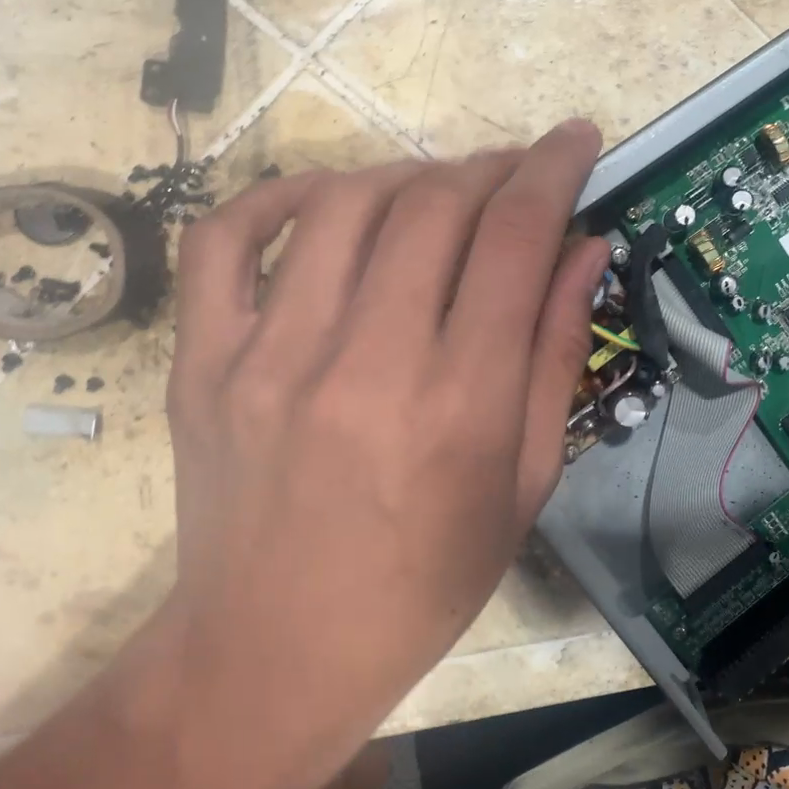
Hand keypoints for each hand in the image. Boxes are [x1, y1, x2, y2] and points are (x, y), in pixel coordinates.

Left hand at [159, 122, 608, 788]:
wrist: (276, 649)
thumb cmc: (428, 577)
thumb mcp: (526, 480)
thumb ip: (554, 353)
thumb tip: (585, 249)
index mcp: (459, 402)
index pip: (515, 240)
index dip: (555, 170)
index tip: (577, 139)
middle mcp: (366, 363)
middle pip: (436, 206)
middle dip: (494, 168)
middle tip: (518, 173)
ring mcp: (270, 355)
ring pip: (346, 203)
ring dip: (412, 175)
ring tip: (442, 191)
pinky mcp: (203, 360)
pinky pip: (227, 237)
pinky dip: (283, 193)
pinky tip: (332, 199)